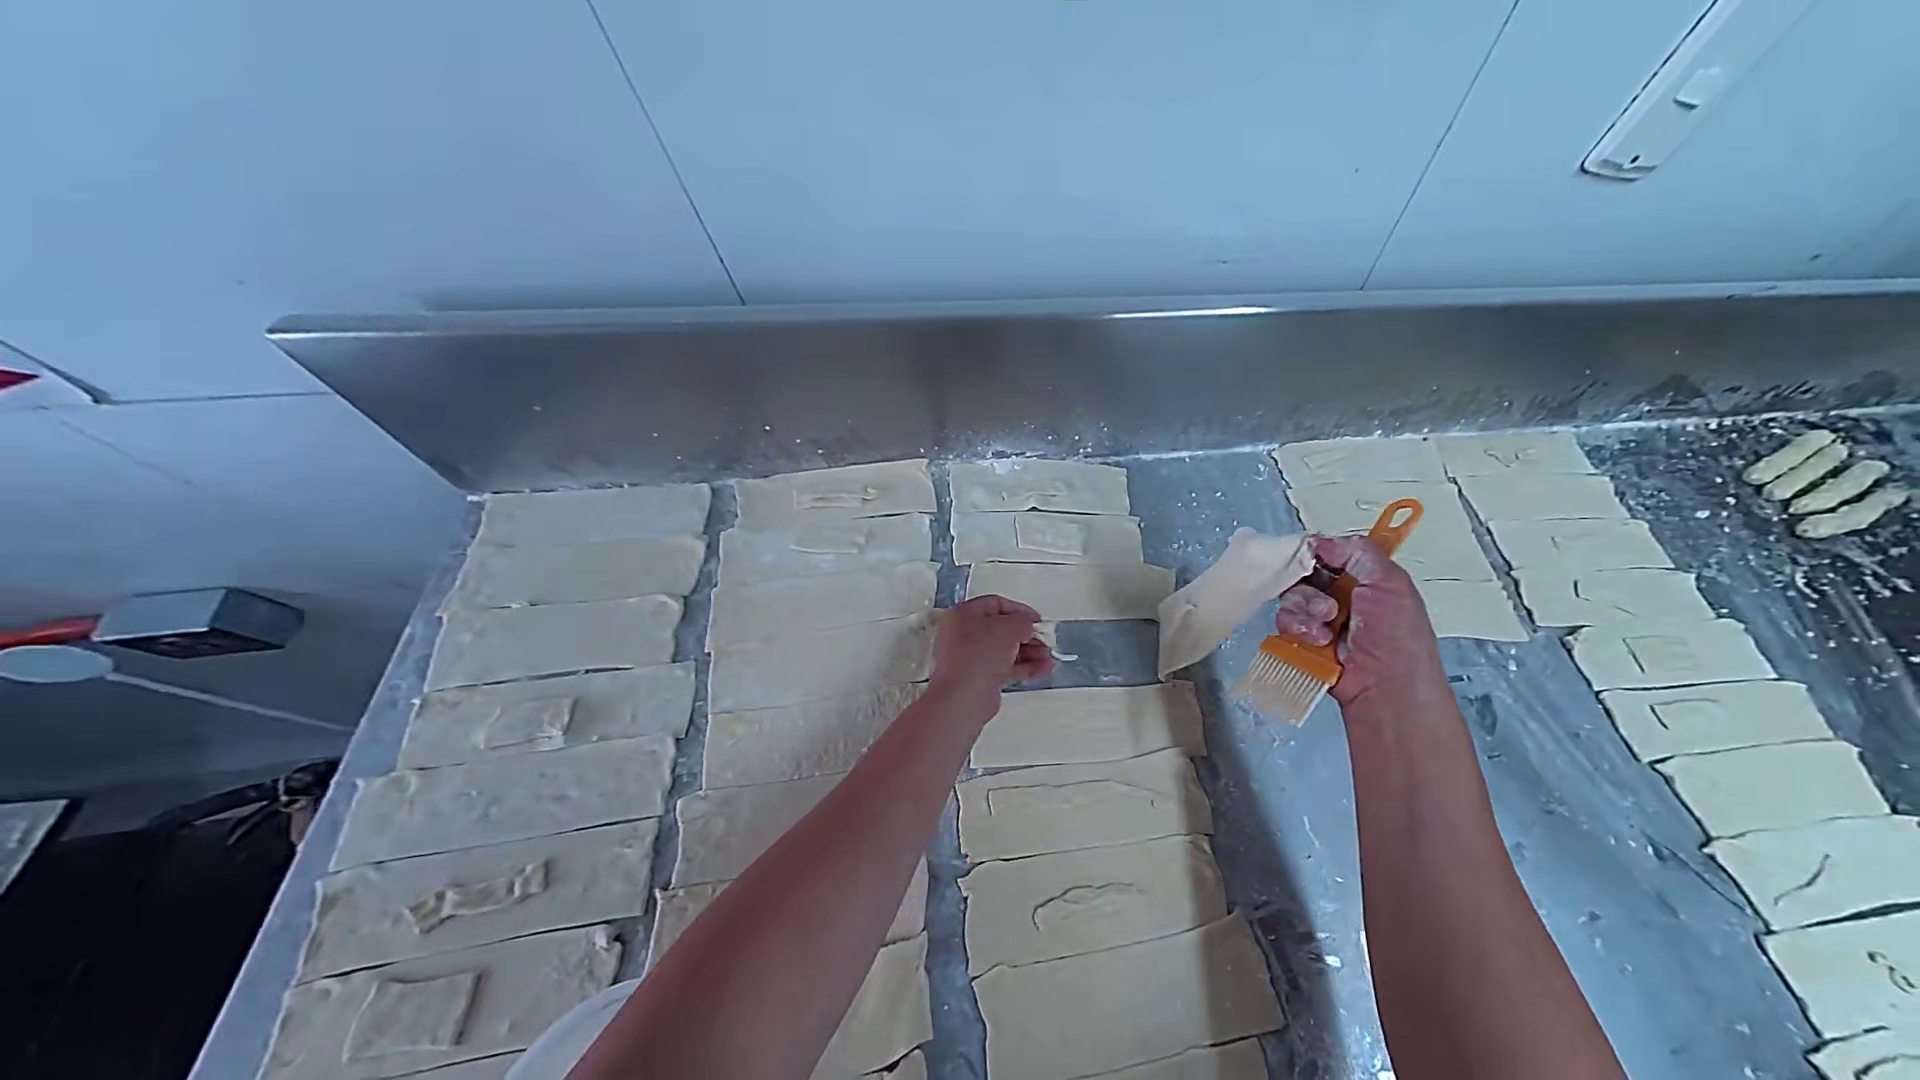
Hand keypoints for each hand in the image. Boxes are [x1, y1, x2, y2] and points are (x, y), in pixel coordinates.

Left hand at [929, 595, 1053, 704]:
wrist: (964, 697)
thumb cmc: (976, 658)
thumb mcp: (1009, 628)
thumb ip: (1023, 621)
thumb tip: (1028, 624)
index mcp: (963, 615)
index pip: (995, 604)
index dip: (1019, 610)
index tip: (1035, 618)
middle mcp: (963, 635)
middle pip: (1001, 629)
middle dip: (1027, 634)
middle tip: (1044, 638)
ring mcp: (970, 657)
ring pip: (1005, 650)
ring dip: (1029, 652)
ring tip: (1047, 656)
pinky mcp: (979, 677)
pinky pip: (1005, 667)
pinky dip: (1024, 667)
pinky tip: (1042, 668)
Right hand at [1273, 535, 1447, 706]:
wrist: (1385, 686)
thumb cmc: (1398, 638)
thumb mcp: (1391, 583)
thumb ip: (1359, 553)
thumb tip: (1321, 542)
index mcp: (1363, 579)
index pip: (1328, 554)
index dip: (1314, 553)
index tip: (1309, 558)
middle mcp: (1340, 596)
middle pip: (1302, 574)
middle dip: (1308, 587)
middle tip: (1326, 604)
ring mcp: (1319, 618)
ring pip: (1291, 597)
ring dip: (1305, 610)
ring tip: (1326, 627)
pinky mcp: (1303, 638)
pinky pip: (1284, 621)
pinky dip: (1297, 628)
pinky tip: (1316, 640)